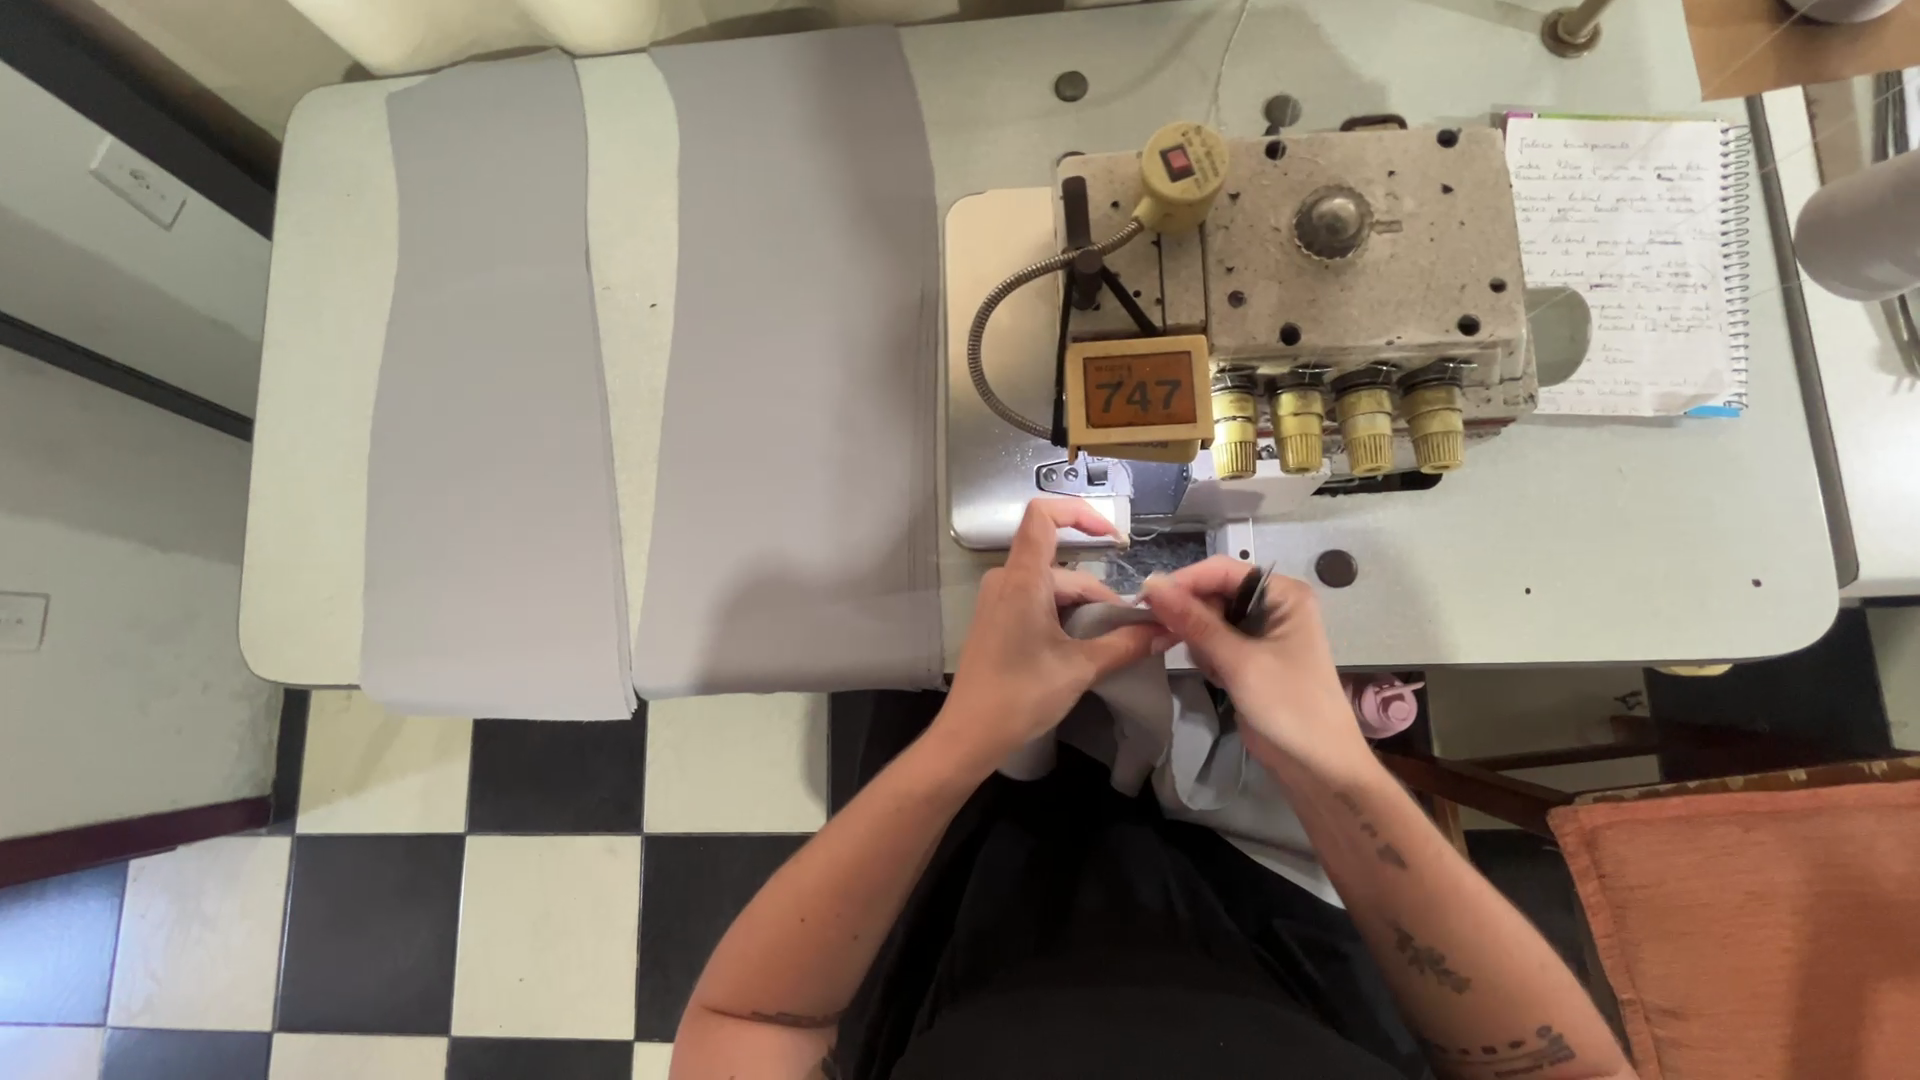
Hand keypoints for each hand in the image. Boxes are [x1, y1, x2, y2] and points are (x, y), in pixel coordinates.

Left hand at [936, 499, 1163, 773]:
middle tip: (1130, 631)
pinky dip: (1063, 616)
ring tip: (1108, 645)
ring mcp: (997, 599)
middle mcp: (1006, 579)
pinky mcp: (995, 619)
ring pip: (1051, 587)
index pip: (1043, 515)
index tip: (1113, 537)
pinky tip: (1080, 648)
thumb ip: (1126, 644)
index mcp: (1023, 579)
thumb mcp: (1080, 668)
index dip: (1080, 513)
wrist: (968, 735)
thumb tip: (1167, 630)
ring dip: (1083, 609)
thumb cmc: (1021, 696)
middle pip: (1062, 567)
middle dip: (1099, 594)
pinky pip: (1036, 601)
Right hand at [1141, 557, 1368, 777]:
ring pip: (1207, 617)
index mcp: (1283, 594)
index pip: (1221, 570)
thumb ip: (1193, 622)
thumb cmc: (1289, 707)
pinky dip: (1204, 655)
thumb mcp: (1239, 661)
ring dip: (1196, 639)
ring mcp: (1260, 631)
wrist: (1318, 767)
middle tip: (1162, 638)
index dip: (1183, 582)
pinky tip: (1215, 677)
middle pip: (1212, 591)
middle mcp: (1272, 605)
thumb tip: (1150, 585)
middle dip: (1188, 615)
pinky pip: (1213, 641)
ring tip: (1206, 667)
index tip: (1145, 602)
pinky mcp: (1248, 656)